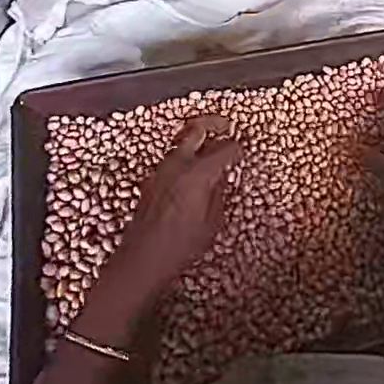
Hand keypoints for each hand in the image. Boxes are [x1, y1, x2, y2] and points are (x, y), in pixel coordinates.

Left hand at [107, 115, 240, 298]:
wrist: (141, 260)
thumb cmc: (179, 246)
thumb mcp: (212, 222)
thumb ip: (220, 193)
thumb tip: (223, 177)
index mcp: (197, 173)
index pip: (224, 149)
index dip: (237, 149)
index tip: (242, 152)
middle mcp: (177, 165)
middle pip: (196, 129)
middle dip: (214, 124)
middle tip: (227, 126)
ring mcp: (161, 170)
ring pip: (181, 141)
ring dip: (198, 139)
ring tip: (212, 147)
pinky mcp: (151, 179)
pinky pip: (172, 157)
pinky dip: (186, 154)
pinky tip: (193, 169)